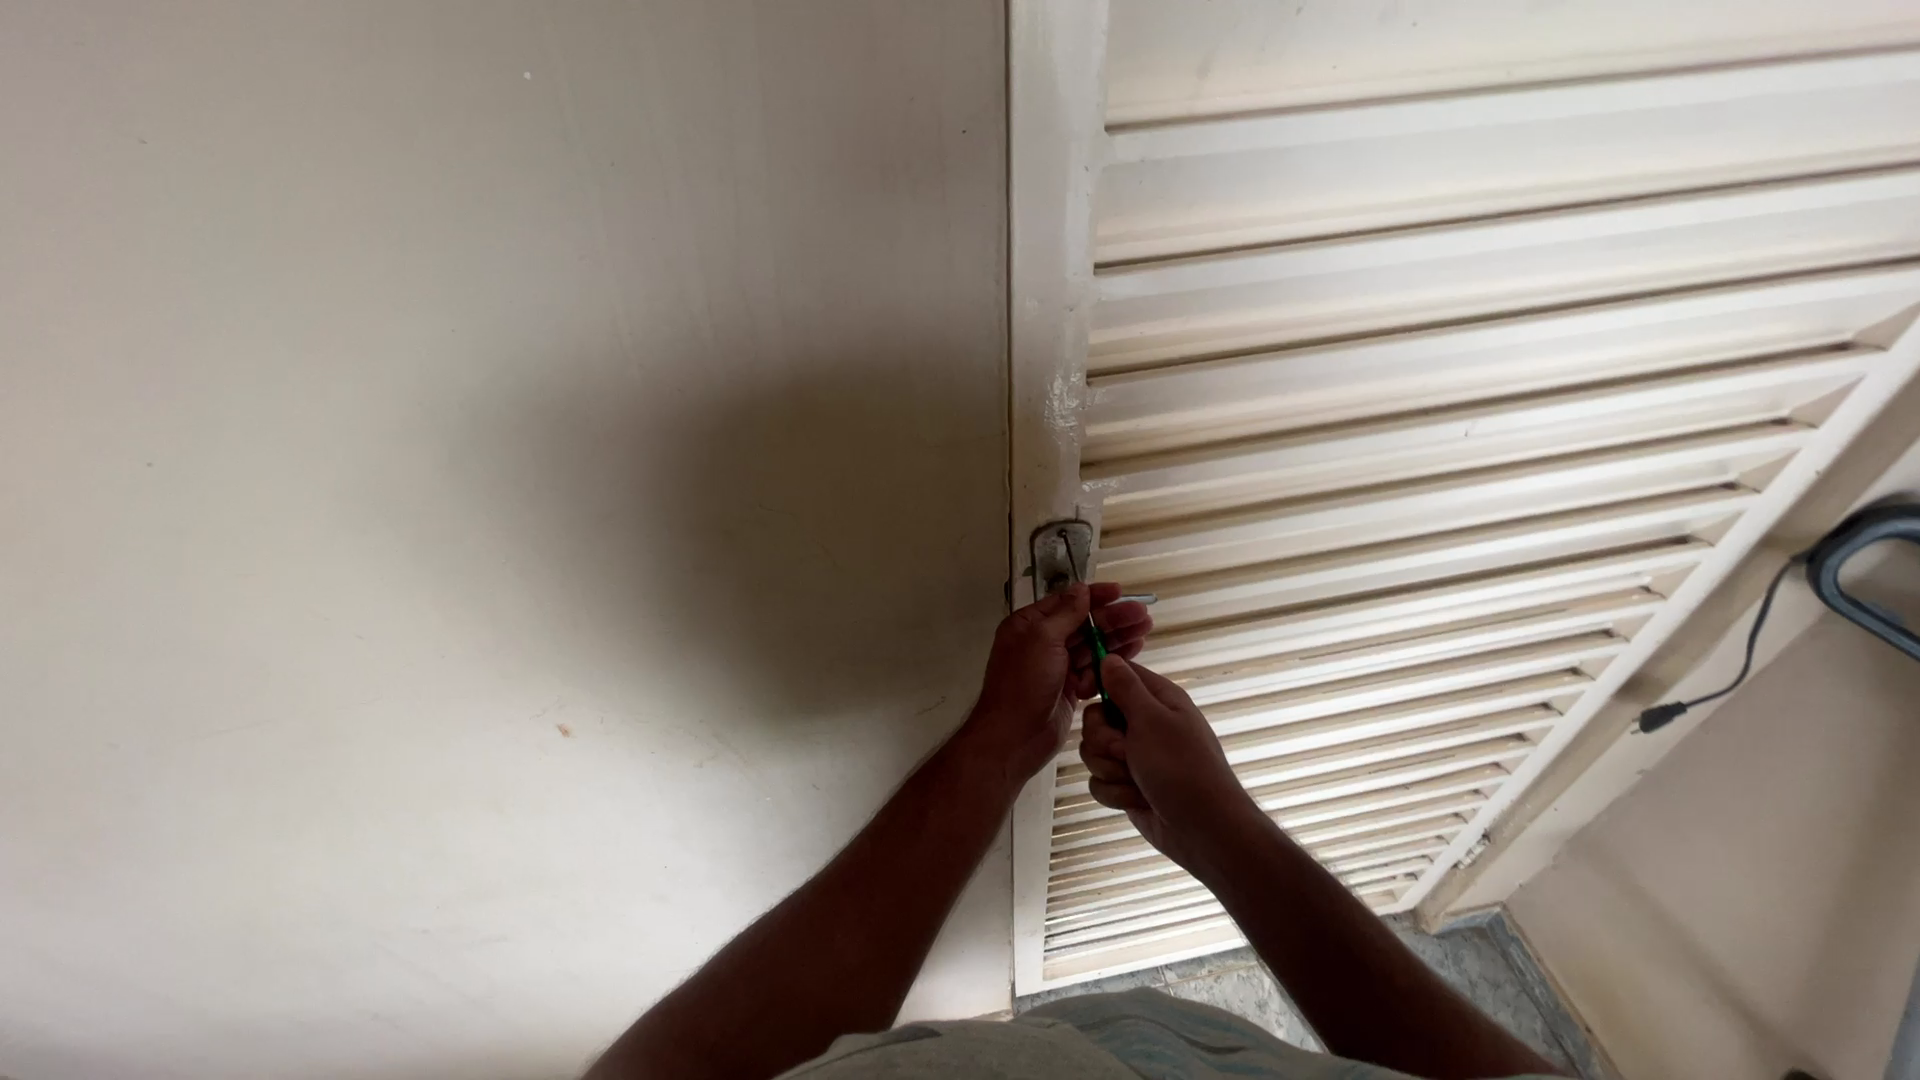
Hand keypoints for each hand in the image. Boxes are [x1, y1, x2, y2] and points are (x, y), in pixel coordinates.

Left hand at [962, 583, 1151, 785]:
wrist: (1014, 737)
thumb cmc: (1024, 684)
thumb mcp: (1042, 640)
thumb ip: (1066, 614)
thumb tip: (1080, 588)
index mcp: (1028, 625)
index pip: (1066, 602)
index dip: (1094, 596)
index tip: (1121, 592)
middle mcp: (1042, 642)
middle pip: (1083, 624)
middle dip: (1113, 619)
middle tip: (1143, 616)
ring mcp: (1056, 667)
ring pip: (1091, 647)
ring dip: (1116, 640)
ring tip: (1144, 632)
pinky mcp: (1069, 688)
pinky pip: (1093, 670)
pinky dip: (1109, 665)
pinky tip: (1131, 656)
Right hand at [1078, 655, 1261, 869]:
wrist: (1203, 829)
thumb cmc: (1182, 767)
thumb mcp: (1152, 720)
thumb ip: (1125, 688)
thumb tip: (1109, 657)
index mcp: (1157, 700)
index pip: (1117, 674)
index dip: (1096, 679)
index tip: (1083, 692)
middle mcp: (1145, 725)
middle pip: (1096, 718)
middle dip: (1104, 740)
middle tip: (1125, 752)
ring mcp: (1135, 757)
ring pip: (1094, 752)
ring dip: (1110, 769)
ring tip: (1135, 780)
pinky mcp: (1126, 785)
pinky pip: (1099, 781)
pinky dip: (1115, 793)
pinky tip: (1136, 799)